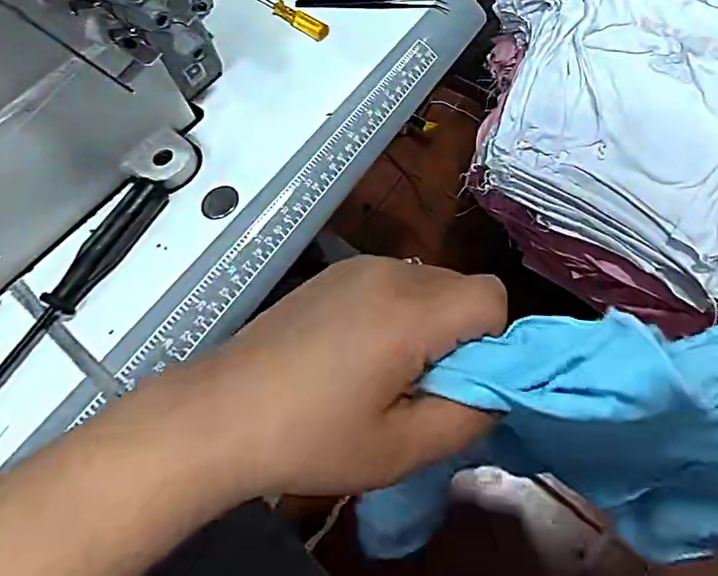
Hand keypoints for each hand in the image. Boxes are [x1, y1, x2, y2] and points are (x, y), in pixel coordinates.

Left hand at [154, 256, 506, 497]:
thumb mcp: (398, 450)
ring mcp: (362, 266)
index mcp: (411, 312)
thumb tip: (496, 392)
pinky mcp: (339, 270)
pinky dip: (398, 309)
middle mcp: (392, 273)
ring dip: (429, 322)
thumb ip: (466, 418)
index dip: (490, 342)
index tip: (456, 381)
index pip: (492, 297)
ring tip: (383, 369)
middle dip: (459, 334)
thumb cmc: (310, 436)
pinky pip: (396, 280)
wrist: (221, 411)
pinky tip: (355, 349)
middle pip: (462, 289)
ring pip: (431, 283)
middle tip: (418, 384)